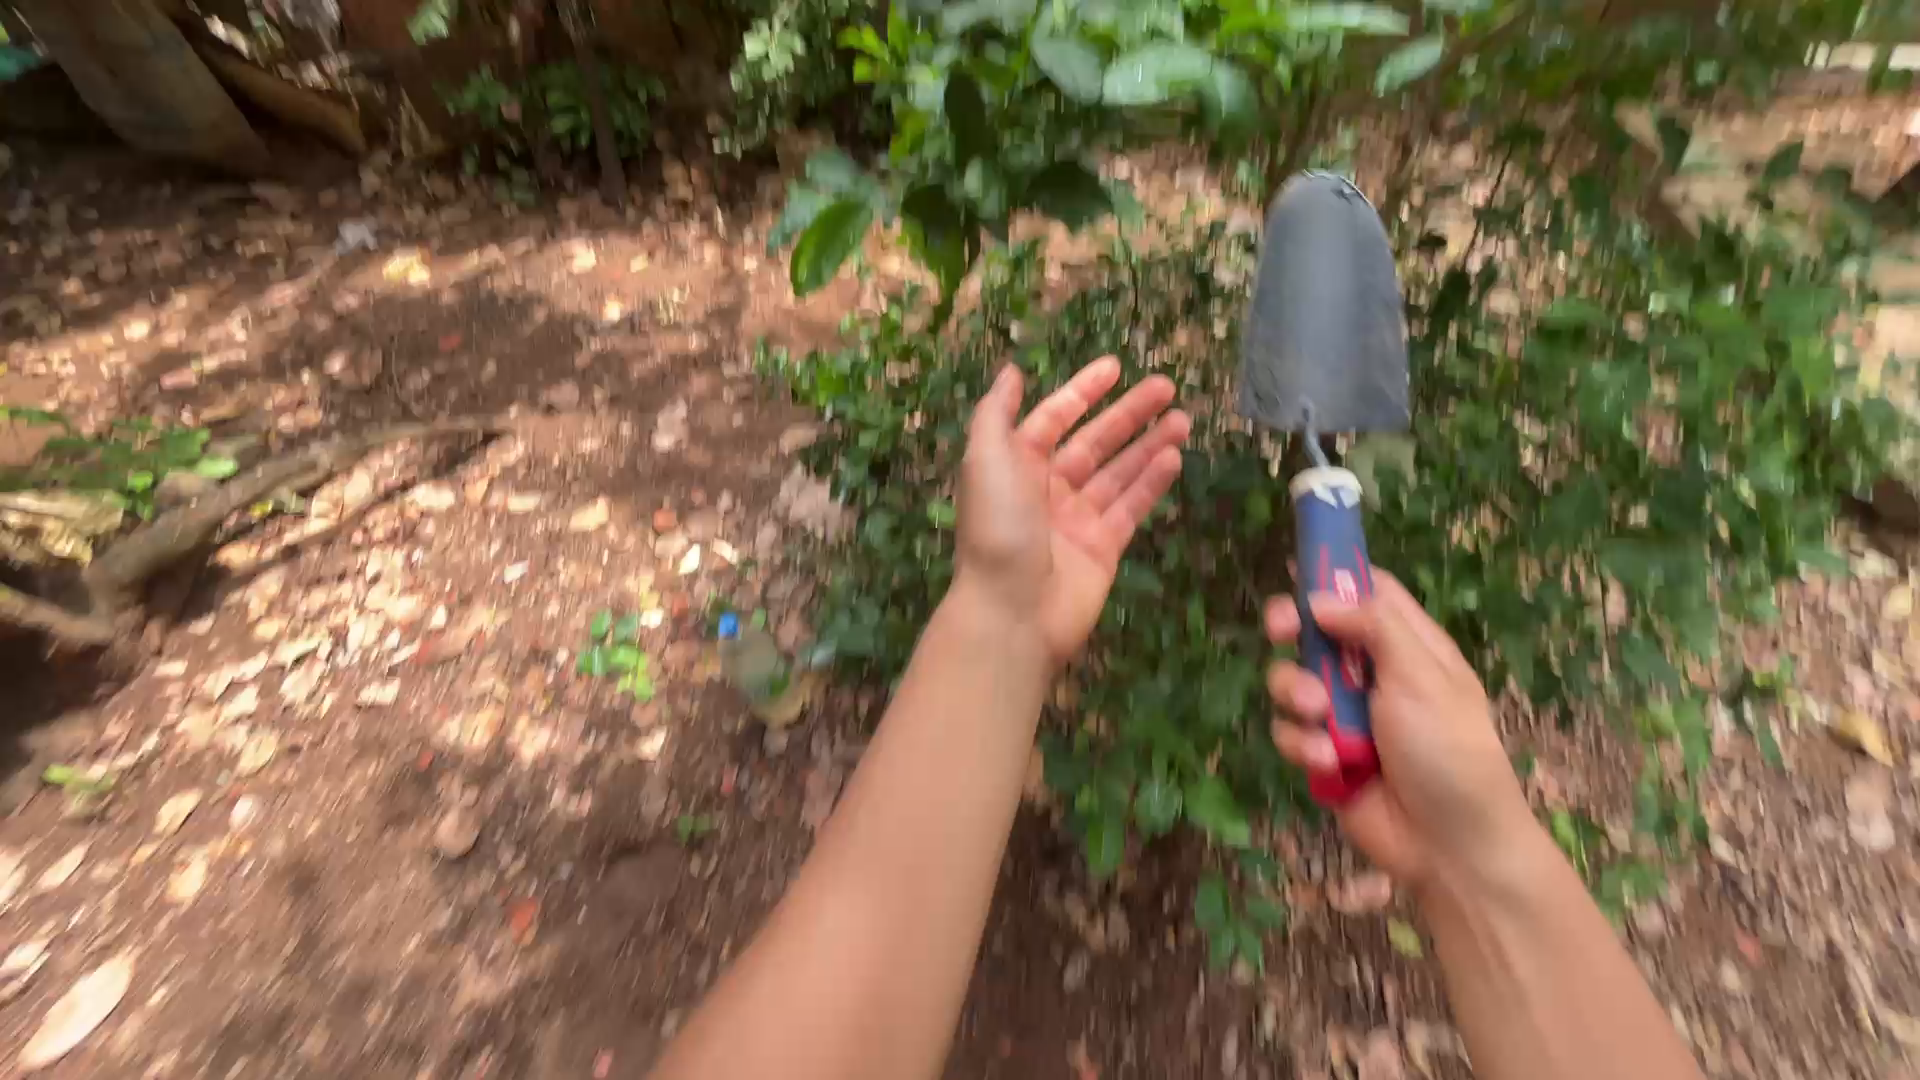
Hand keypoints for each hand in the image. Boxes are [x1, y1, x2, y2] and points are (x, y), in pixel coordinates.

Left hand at [955, 356, 1189, 665]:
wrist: (1012, 611)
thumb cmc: (997, 528)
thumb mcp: (985, 459)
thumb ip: (996, 413)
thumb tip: (1011, 372)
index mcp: (1016, 465)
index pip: (1053, 419)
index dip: (1082, 392)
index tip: (1115, 367)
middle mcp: (1047, 489)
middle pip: (1093, 442)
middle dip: (1128, 414)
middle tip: (1166, 387)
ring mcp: (1076, 520)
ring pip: (1118, 473)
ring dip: (1149, 444)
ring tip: (1183, 419)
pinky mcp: (1102, 548)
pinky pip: (1130, 508)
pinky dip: (1151, 483)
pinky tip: (1174, 458)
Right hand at [1265, 569, 1533, 890]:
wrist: (1450, 846)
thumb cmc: (1450, 751)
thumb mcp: (1422, 677)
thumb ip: (1374, 627)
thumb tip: (1320, 597)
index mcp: (1406, 646)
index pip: (1365, 592)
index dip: (1331, 578)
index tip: (1299, 573)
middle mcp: (1369, 673)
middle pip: (1312, 631)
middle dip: (1292, 632)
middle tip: (1280, 632)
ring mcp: (1342, 713)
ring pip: (1289, 681)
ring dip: (1297, 696)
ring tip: (1319, 719)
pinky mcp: (1322, 752)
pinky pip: (1289, 731)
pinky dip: (1303, 745)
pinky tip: (1330, 764)